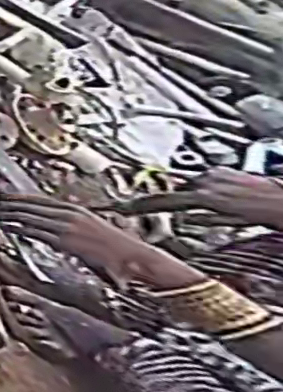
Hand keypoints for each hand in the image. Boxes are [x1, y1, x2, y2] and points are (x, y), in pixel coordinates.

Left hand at [0, 196, 191, 286]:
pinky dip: (15, 226)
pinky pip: (32, 230)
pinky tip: (4, 226)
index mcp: (75, 210)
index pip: (34, 198)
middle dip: (3, 204)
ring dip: (4, 215)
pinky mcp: (65, 241)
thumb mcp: (92, 228)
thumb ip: (69, 222)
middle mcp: (69, 214)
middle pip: (25, 205)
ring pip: (24, 215)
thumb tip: (47, 221)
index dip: (12, 197)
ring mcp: (66, 227)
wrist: (144, 263)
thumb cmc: (119, 250)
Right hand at [118, 170, 282, 229]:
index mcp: (205, 197)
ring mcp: (215, 173)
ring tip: (219, 204)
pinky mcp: (225, 169)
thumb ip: (209, 219)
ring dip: (198, 193)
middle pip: (179, 191)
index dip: (142, 205)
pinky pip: (208, 178)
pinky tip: (228, 194)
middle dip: (179, 199)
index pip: (163, 201)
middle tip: (186, 209)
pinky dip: (211, 186)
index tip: (124, 207)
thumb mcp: (242, 222)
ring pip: (193, 184)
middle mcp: (205, 181)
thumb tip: (187, 219)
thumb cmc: (277, 214)